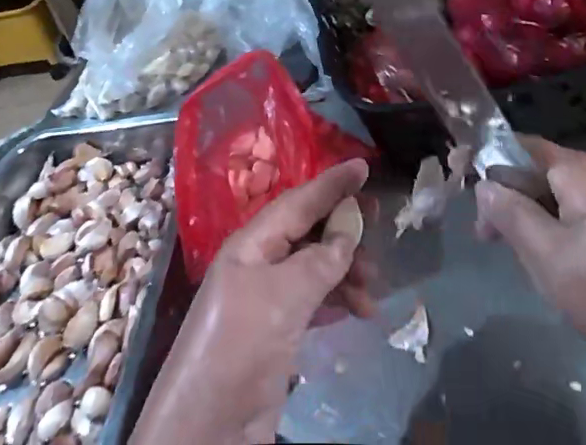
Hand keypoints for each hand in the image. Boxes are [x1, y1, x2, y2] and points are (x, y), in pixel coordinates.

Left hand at [131, 158, 370, 444]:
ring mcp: (266, 301)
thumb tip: (348, 234)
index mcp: (251, 245)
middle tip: (379, 219)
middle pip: (308, 231)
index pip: (298, 201)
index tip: (364, 166)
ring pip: (316, 268)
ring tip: (374, 285)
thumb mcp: (284, 297)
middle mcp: (257, 265)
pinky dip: (339, 300)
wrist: (206, 431)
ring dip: (347, 270)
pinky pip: (315, 301)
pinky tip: (360, 310)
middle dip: (344, 225)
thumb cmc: (240, 346)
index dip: (332, 183)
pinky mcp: (276, 333)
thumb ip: (321, 260)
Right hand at [476, 138, 585, 444]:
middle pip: (545, 171)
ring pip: (566, 196)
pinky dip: (566, 232)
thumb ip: (511, 215)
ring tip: (528, 264)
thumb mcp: (549, 260)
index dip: (491, 167)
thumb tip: (485, 184)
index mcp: (585, 169)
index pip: (524, 147)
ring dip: (538, 220)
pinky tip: (566, 273)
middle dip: (514, 200)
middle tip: (492, 244)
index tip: (468, 201)